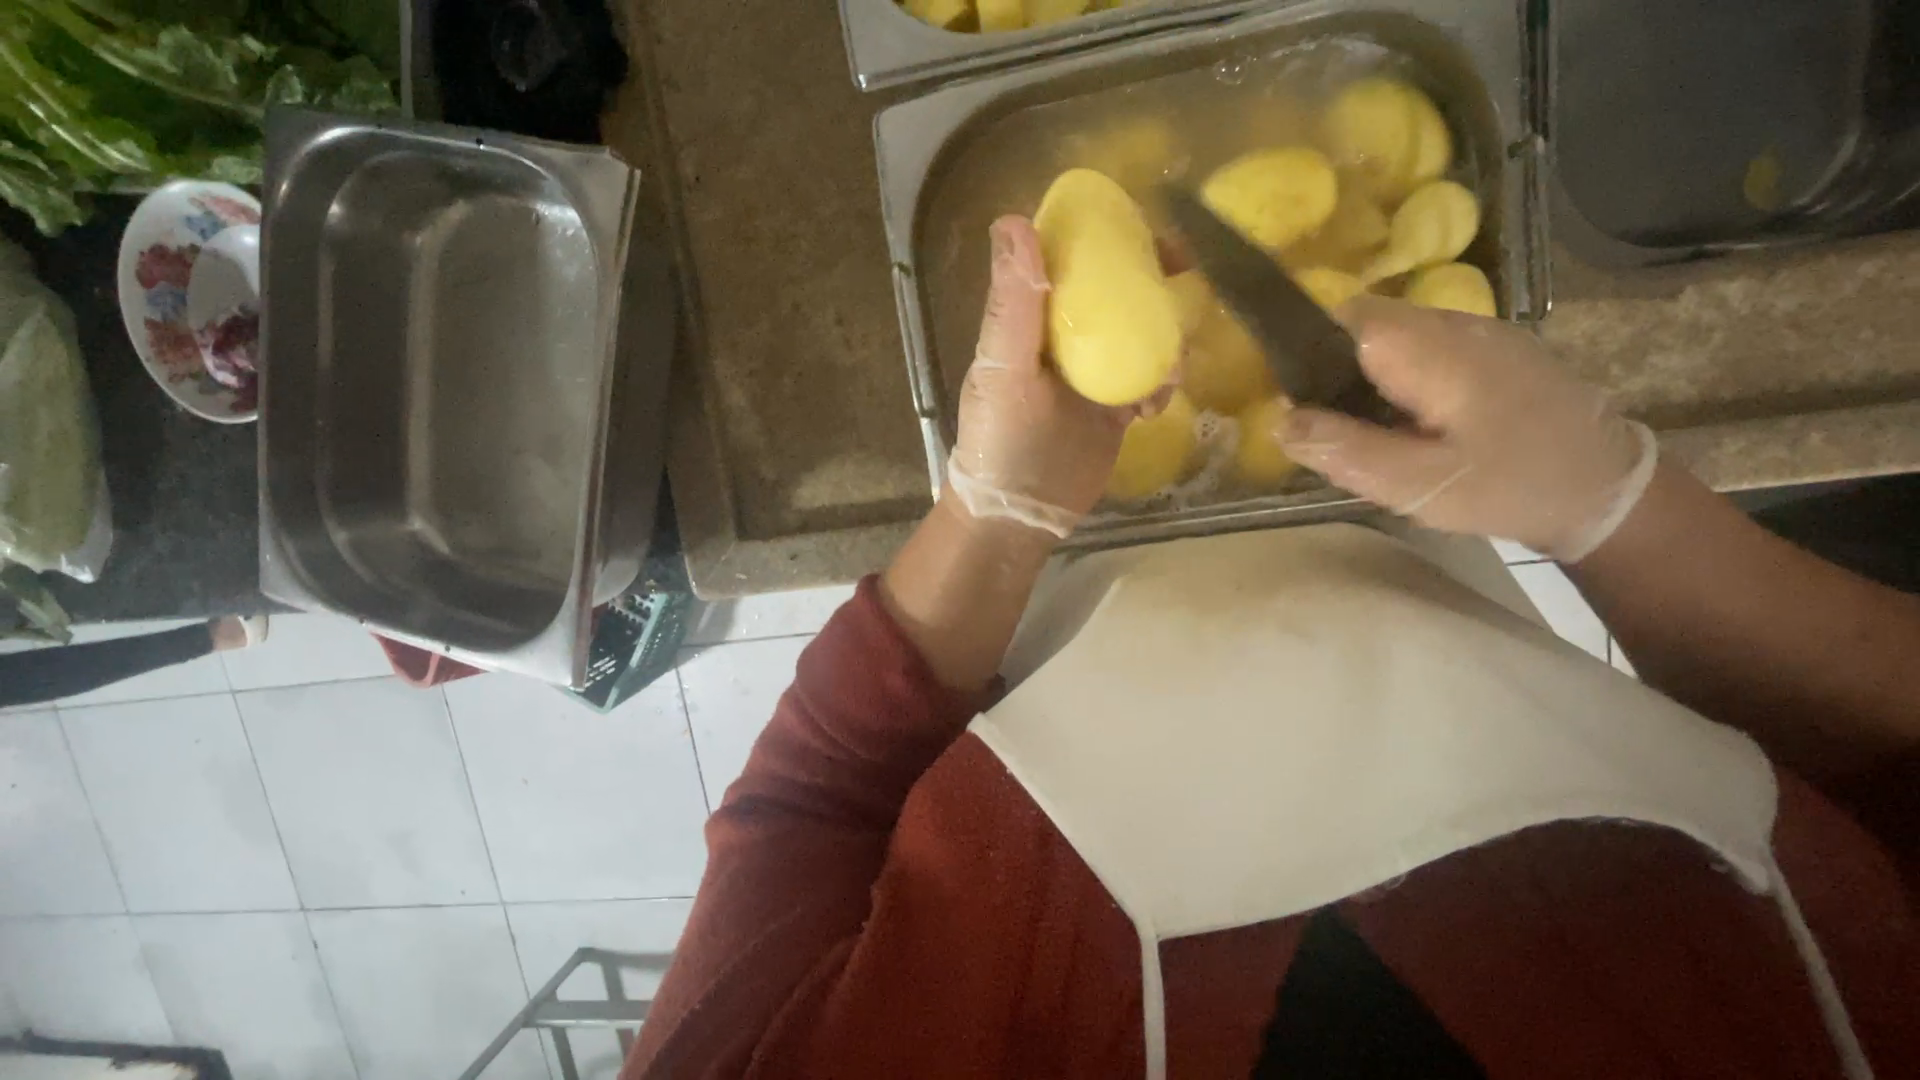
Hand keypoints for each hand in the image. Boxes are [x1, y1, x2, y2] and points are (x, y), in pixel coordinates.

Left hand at [944, 215, 1162, 537]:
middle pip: (1113, 292)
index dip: (1104, 236)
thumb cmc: (1000, 439)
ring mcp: (1092, 373)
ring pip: (1140, 334)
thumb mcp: (1002, 369)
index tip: (1145, 227)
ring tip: (1168, 367)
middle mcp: (1062, 337)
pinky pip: (1149, 380)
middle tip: (1187, 279)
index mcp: (1029, 318)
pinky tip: (1153, 408)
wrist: (1018, 514)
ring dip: (1163, 340)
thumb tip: (1013, 220)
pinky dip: (1161, 385)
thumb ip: (1012, 304)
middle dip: (1151, 283)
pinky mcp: (1114, 407)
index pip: (1067, 259)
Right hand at [1276, 296, 1656, 562]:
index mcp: (1434, 350)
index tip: (1309, 405)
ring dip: (1369, 373)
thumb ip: (1345, 450)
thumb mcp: (1417, 485)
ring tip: (1378, 428)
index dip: (1312, 353)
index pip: (1345, 319)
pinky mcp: (1493, 347)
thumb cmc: (1507, 487)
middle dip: (1337, 368)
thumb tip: (1280, 420)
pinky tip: (1415, 420)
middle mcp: (1456, 323)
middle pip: (1367, 323)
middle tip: (1342, 428)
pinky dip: (1402, 375)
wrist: (1607, 491)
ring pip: (1394, 333)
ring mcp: (1481, 331)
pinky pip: (1425, 345)